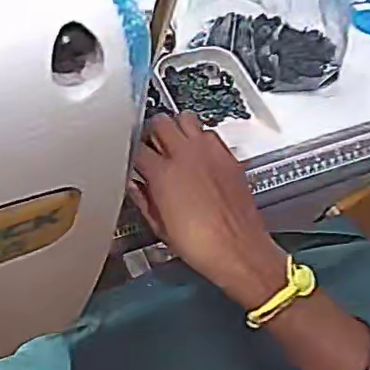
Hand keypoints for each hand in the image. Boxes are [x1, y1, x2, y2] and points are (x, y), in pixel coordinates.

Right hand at [129, 111, 285, 306]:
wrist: (238, 250)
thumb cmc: (202, 245)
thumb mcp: (159, 226)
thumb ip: (143, 199)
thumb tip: (136, 186)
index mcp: (162, 173)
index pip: (137, 146)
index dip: (131, 152)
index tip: (131, 159)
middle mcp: (186, 155)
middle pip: (160, 122)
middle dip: (152, 132)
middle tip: (151, 145)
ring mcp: (210, 152)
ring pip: (186, 118)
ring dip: (177, 128)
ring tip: (174, 145)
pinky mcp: (229, 156)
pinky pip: (209, 134)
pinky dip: (200, 139)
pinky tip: (197, 156)